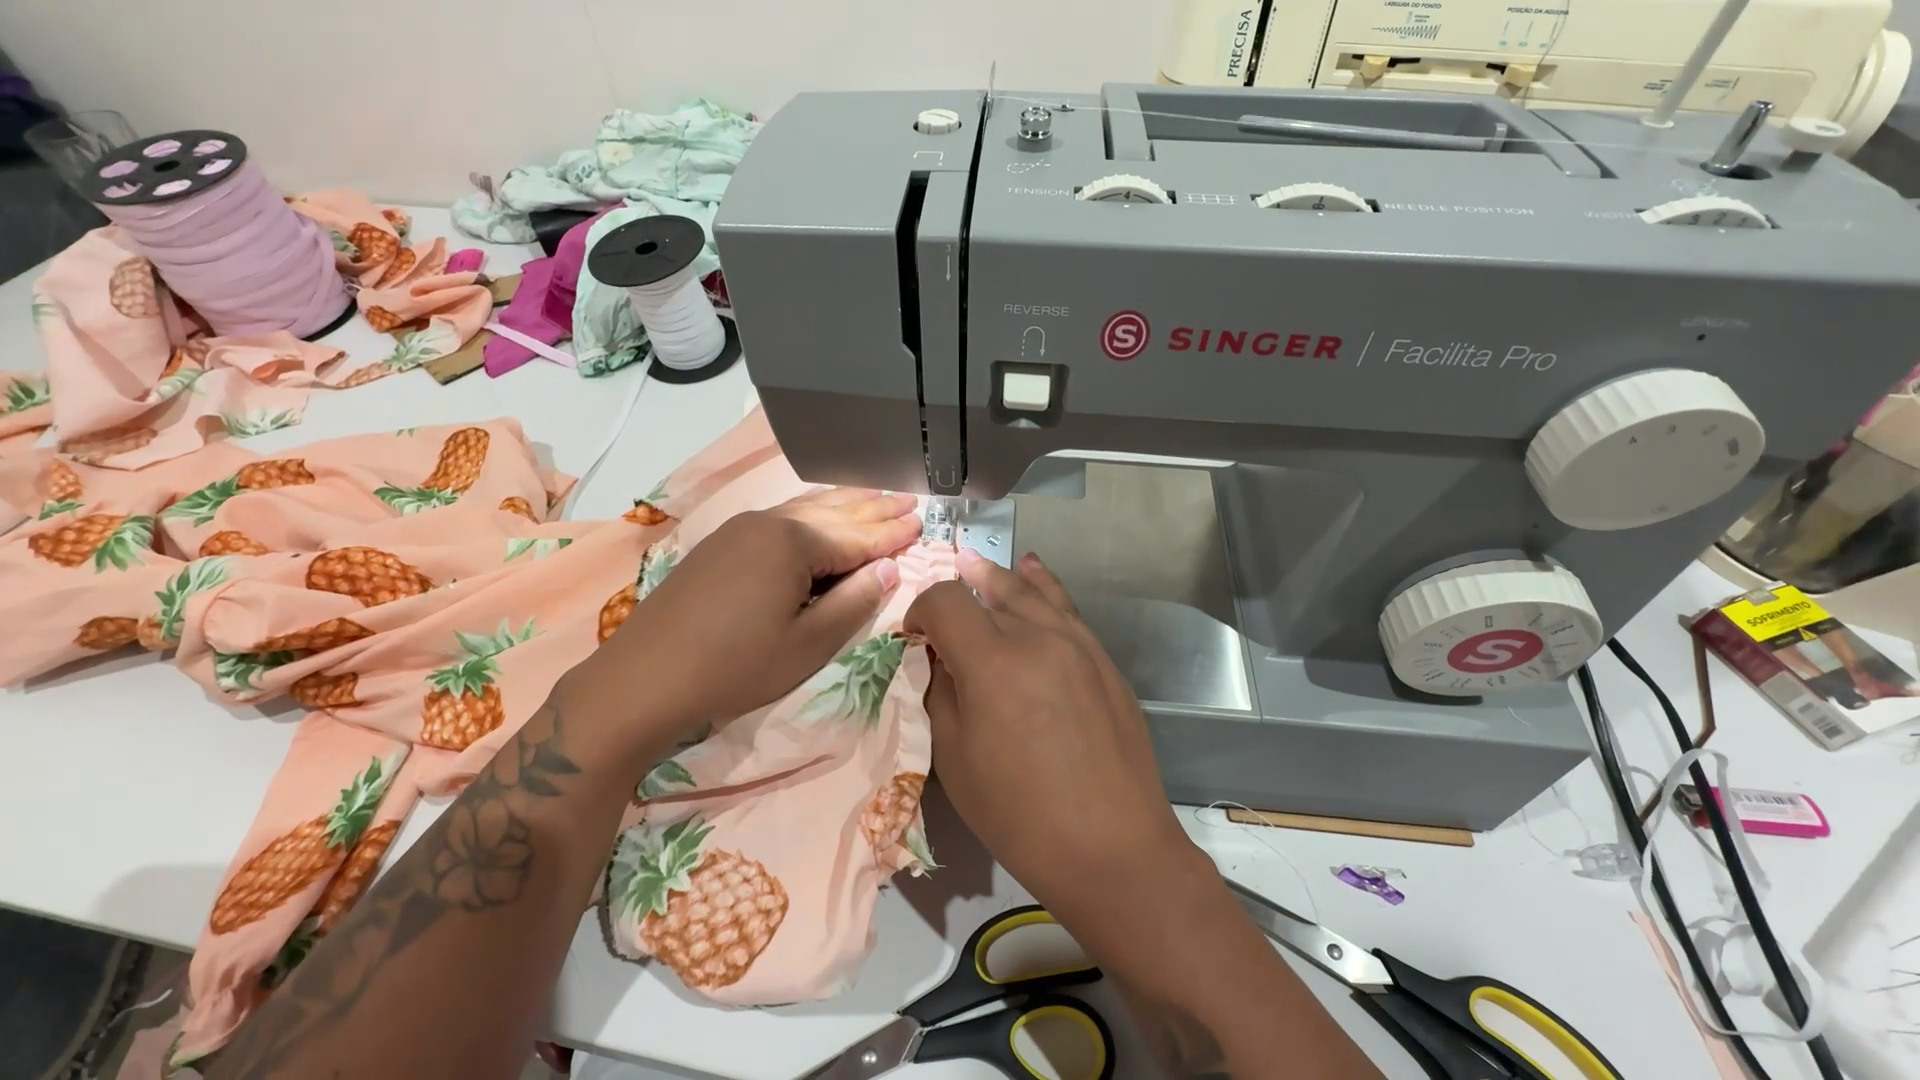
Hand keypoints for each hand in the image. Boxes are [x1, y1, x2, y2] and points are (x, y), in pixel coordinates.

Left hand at [594, 488, 919, 736]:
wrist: (643, 679)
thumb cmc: (735, 667)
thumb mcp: (807, 644)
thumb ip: (854, 603)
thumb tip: (888, 568)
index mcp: (792, 542)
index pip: (856, 537)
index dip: (892, 534)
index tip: (923, 521)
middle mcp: (766, 523)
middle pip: (832, 514)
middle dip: (872, 509)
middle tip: (907, 500)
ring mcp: (737, 530)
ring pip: (803, 510)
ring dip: (842, 506)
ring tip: (873, 497)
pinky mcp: (719, 545)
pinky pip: (779, 520)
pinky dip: (810, 516)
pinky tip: (817, 516)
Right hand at [905, 550, 1193, 909]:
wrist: (1112, 848)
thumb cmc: (1019, 815)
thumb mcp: (955, 759)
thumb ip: (942, 694)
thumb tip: (940, 659)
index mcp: (994, 662)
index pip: (947, 601)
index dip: (921, 610)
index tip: (912, 635)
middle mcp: (1038, 637)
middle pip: (991, 588)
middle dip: (960, 588)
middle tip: (942, 601)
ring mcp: (1079, 645)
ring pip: (1033, 592)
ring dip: (1000, 579)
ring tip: (978, 566)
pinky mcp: (1105, 662)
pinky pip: (1067, 610)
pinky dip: (1044, 588)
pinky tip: (1034, 574)